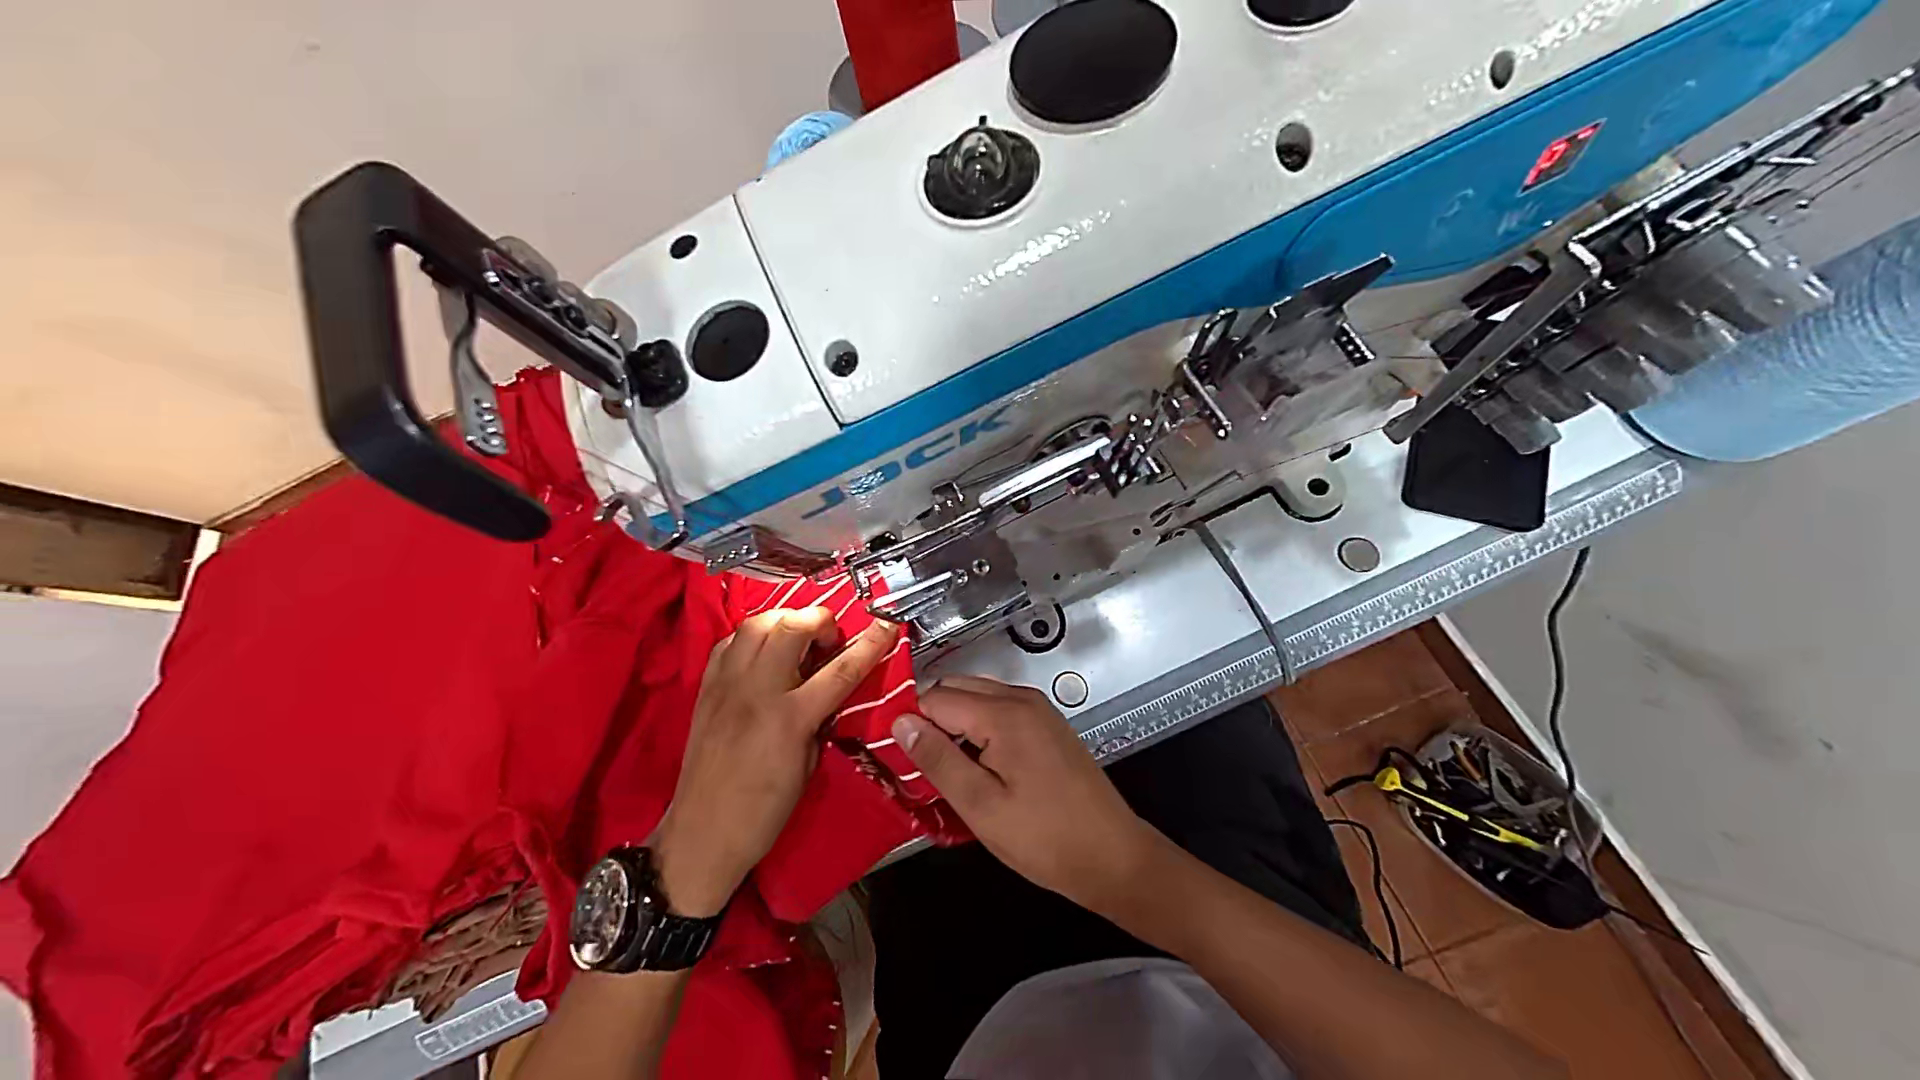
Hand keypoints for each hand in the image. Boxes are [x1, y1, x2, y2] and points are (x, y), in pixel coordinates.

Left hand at [653, 609, 899, 916]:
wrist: (702, 835)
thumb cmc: (763, 811)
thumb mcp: (809, 765)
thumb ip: (821, 719)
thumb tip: (830, 688)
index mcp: (789, 718)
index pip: (840, 669)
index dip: (869, 644)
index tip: (885, 625)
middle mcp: (755, 691)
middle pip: (791, 627)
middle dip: (820, 621)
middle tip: (830, 639)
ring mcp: (726, 685)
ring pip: (756, 622)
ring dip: (785, 620)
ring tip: (798, 637)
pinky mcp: (705, 687)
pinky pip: (730, 642)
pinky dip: (753, 636)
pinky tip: (764, 651)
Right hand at [893, 676, 1163, 914]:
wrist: (1114, 857)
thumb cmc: (1046, 838)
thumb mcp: (980, 805)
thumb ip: (937, 759)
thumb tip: (901, 722)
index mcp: (1004, 714)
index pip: (935, 697)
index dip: (908, 721)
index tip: (889, 751)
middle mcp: (1021, 699)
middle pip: (955, 689)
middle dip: (928, 719)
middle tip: (910, 762)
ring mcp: (1037, 710)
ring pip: (975, 698)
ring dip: (951, 724)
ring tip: (938, 769)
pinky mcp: (1046, 726)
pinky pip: (997, 711)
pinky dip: (976, 729)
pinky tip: (972, 767)